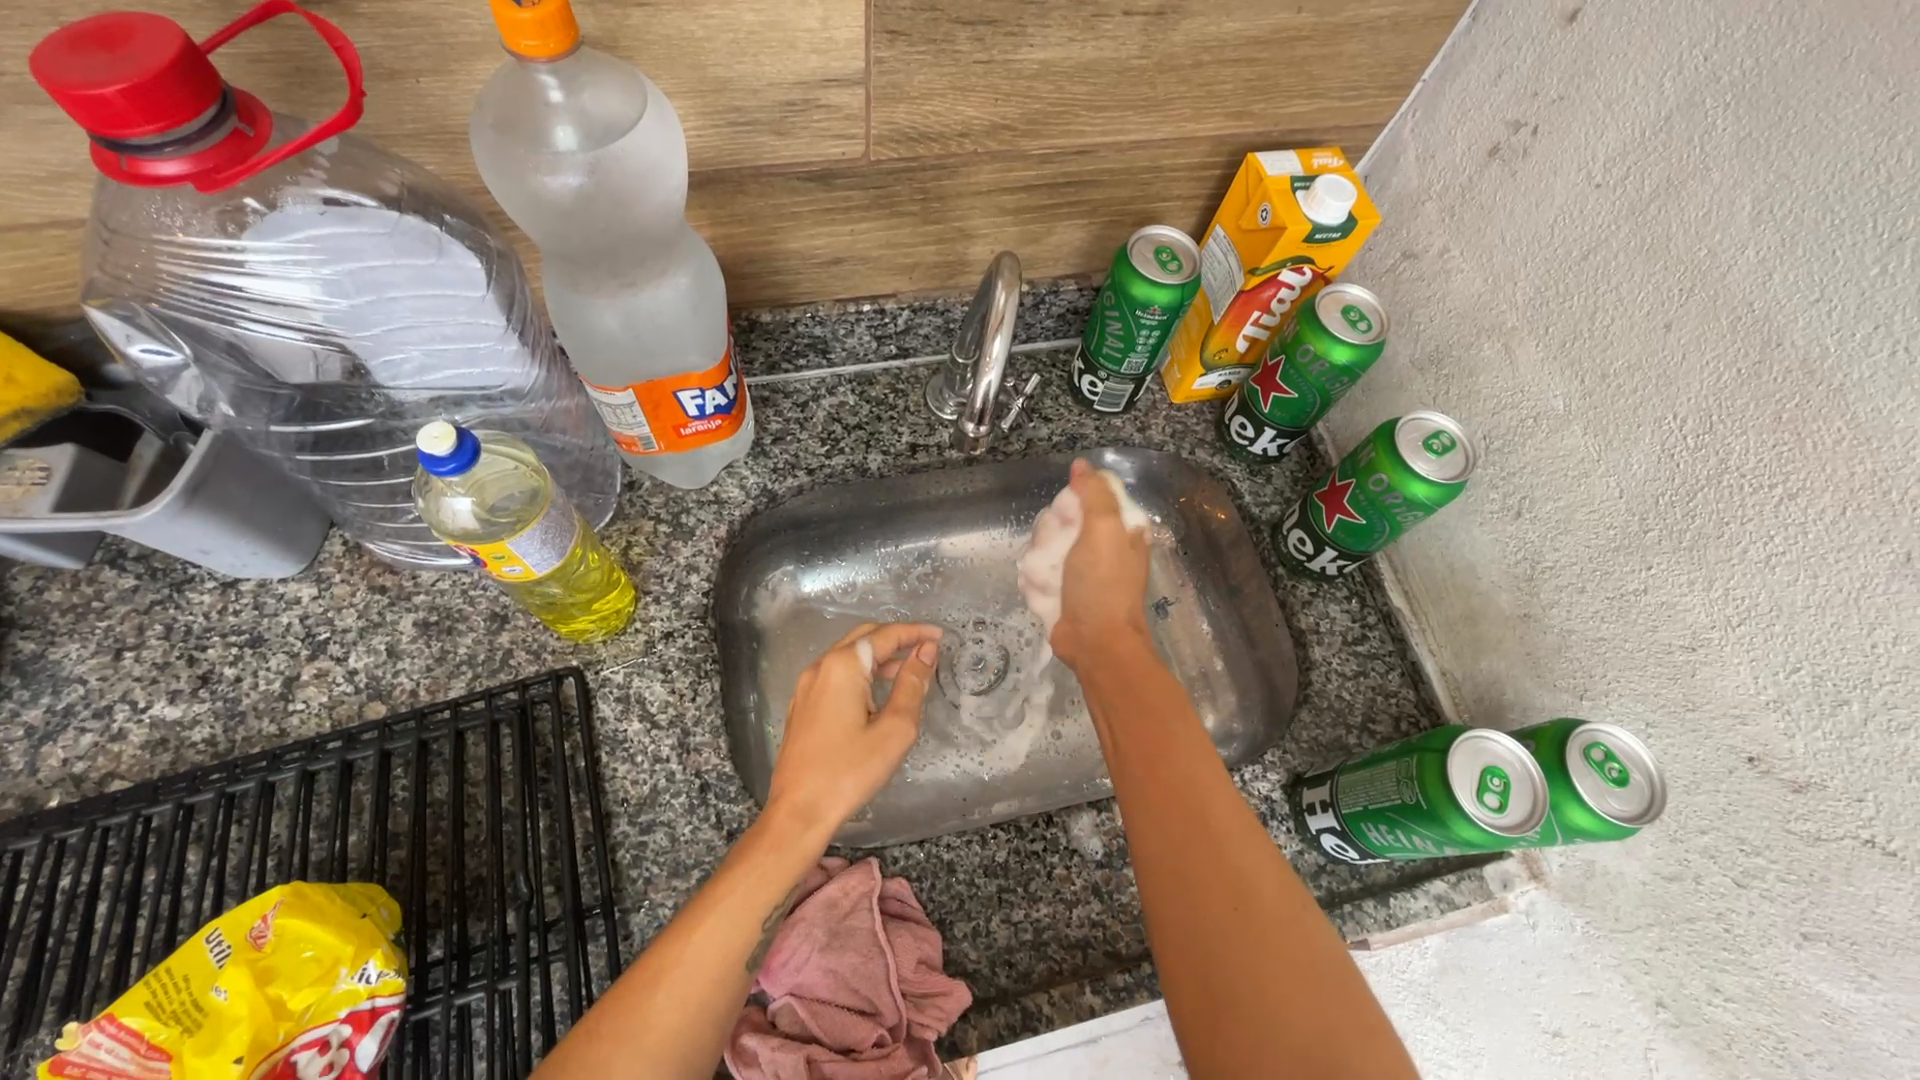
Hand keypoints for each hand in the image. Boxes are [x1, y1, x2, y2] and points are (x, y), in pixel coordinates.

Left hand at [764, 622, 942, 837]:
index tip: (940, 636)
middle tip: (925, 649)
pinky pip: (835, 674)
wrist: (799, 810)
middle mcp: (821, 667)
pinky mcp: (802, 705)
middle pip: (863, 638)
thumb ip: (912, 684)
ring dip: (878, 657)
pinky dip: (860, 672)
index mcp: (843, 666)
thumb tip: (926, 652)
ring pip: (847, 656)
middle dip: (896, 639)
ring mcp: (806, 686)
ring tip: (908, 672)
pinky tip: (876, 693)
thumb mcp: (894, 729)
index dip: (915, 632)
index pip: (885, 635)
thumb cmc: (850, 771)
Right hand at [1053, 459, 1151, 668]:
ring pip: (1041, 545)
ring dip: (1041, 562)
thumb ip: (1094, 493)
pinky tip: (1047, 595)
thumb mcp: (1104, 530)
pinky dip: (1037, 583)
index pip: (1085, 495)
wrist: (1095, 643)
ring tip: (1052, 581)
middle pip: (1058, 519)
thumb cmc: (1103, 586)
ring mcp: (1077, 568)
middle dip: (1051, 535)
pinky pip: (1035, 572)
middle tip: (1060, 552)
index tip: (1069, 518)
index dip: (1071, 504)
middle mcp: (1099, 544)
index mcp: (1119, 527)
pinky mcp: (1058, 589)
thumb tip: (1081, 465)